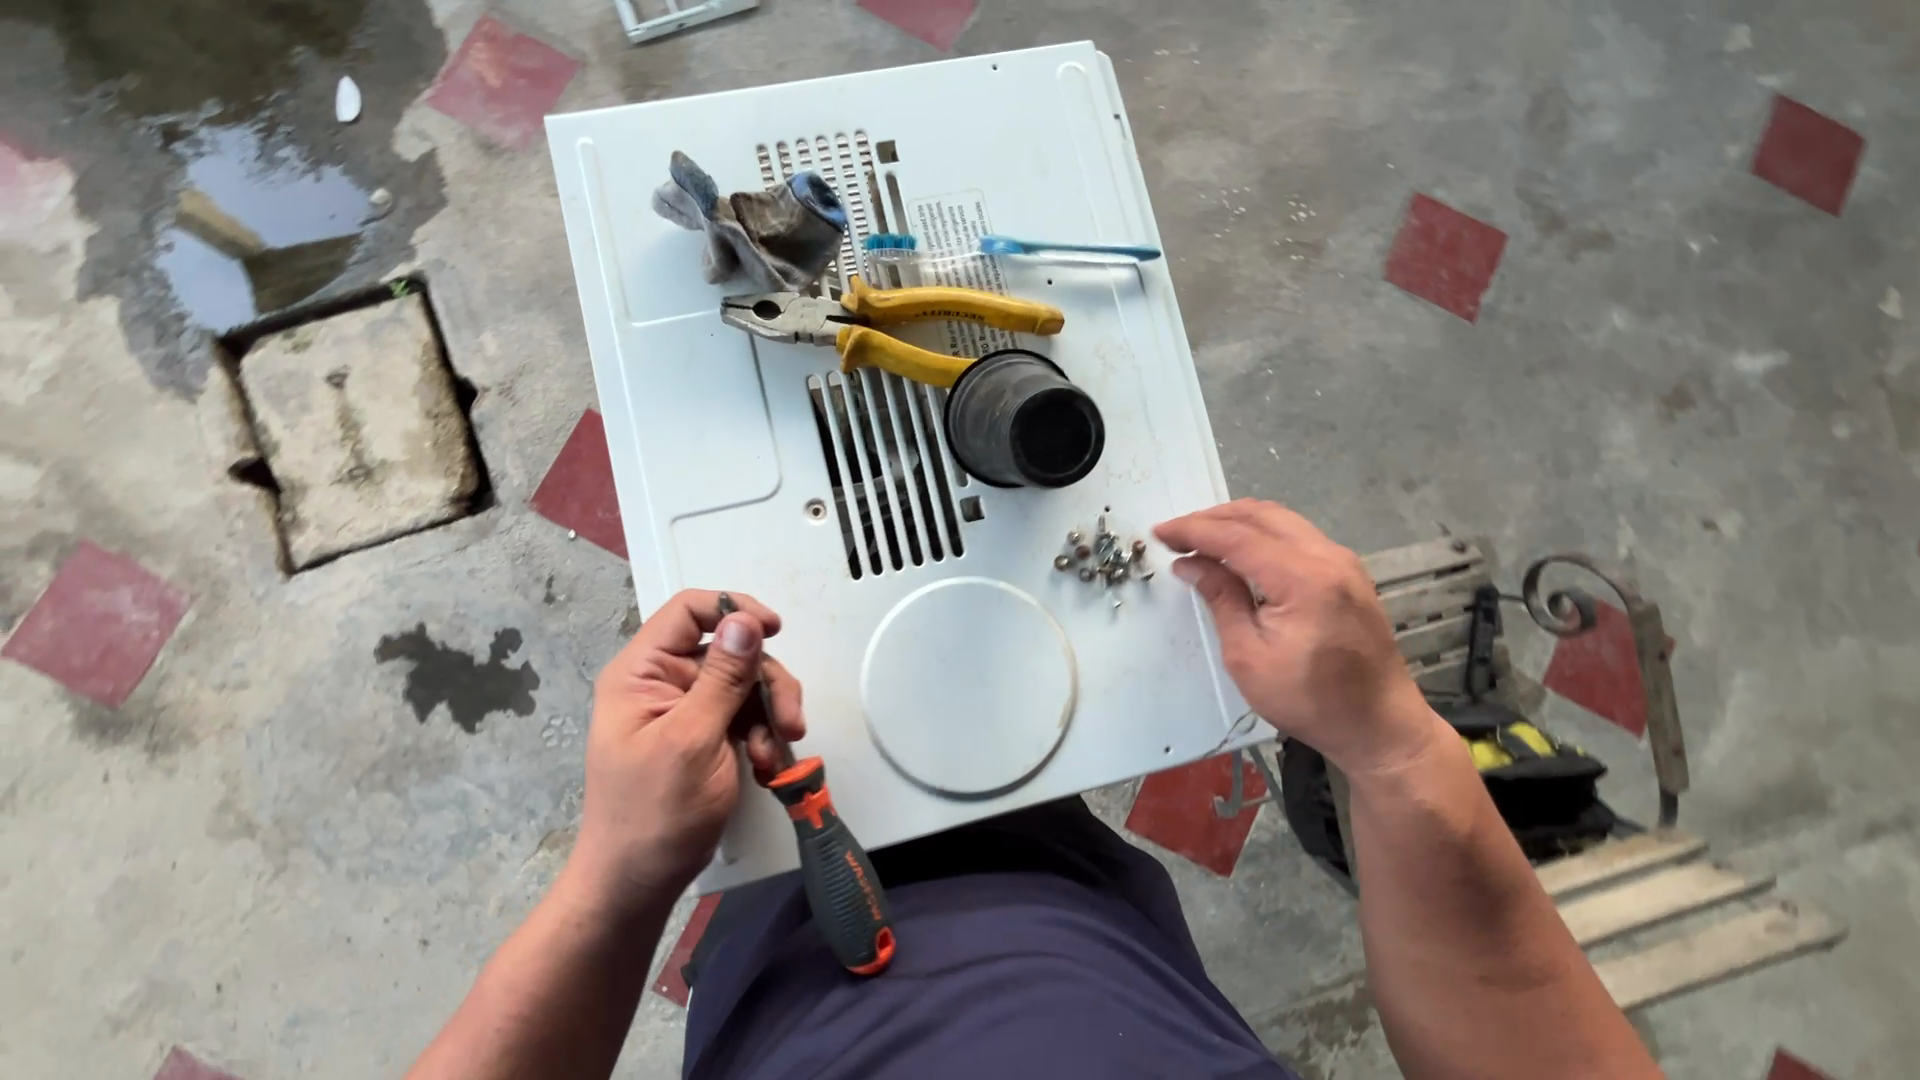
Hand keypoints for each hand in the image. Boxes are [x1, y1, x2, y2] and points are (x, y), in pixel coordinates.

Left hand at [568, 590, 806, 910]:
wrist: (639, 883)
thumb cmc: (653, 814)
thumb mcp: (693, 741)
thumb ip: (723, 678)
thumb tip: (745, 621)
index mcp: (642, 673)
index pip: (689, 612)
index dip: (734, 610)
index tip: (774, 630)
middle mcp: (664, 682)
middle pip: (731, 650)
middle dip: (766, 683)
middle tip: (790, 722)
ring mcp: (687, 709)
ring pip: (747, 683)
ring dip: (770, 714)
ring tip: (775, 753)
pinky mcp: (706, 733)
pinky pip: (747, 714)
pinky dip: (764, 735)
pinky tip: (766, 765)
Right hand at [1155, 500, 1444, 775]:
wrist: (1379, 724)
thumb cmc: (1310, 700)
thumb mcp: (1249, 656)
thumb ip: (1221, 599)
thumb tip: (1191, 564)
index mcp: (1304, 579)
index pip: (1237, 537)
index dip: (1194, 531)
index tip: (1161, 533)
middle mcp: (1328, 558)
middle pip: (1261, 516)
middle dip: (1213, 518)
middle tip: (1176, 534)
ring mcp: (1343, 562)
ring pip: (1281, 520)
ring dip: (1237, 522)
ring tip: (1200, 539)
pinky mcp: (1348, 572)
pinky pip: (1297, 535)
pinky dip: (1261, 533)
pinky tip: (1238, 551)